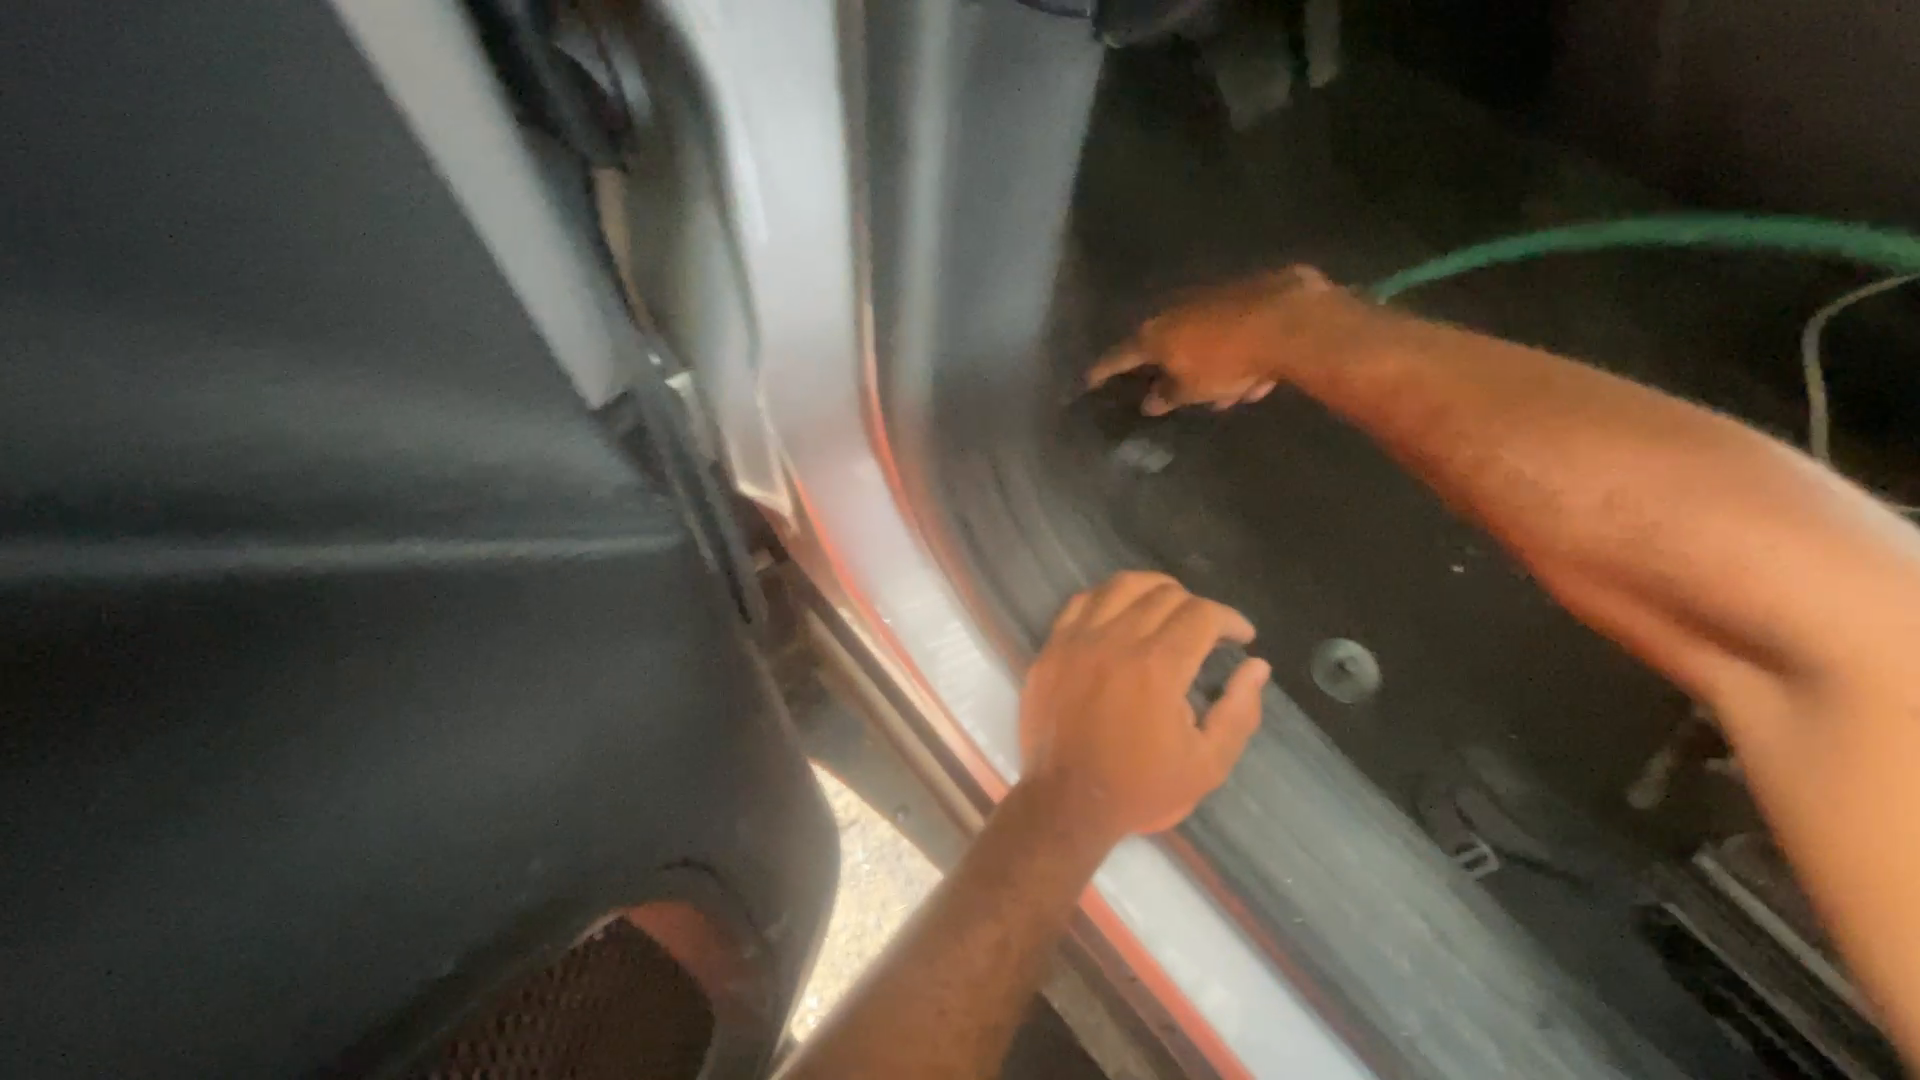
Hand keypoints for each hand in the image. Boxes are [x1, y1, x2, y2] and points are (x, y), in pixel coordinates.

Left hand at [1019, 571, 1270, 842]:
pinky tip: (1121, 614)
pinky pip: (1081, 602)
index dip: (1230, 619)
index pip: (1202, 614)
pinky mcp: (1051, 649)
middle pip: (1164, 594)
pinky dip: (1108, 598)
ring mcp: (1077, 641)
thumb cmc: (1140, 788)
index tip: (1241, 636)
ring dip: (1154, 589)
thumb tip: (1256, 665)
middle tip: (1209, 631)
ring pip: (1120, 586)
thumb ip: (1239, 712)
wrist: (1066, 805)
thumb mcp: (1207, 764)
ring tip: (1169, 609)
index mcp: (1157, 668)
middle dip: (1197, 605)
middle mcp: (1115, 641)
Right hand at [1087, 265, 1363, 414]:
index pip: (1118, 356)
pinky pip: (1233, 331)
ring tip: (1235, 391)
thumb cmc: (1227, 361)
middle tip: (1178, 392)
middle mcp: (1175, 310)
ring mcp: (1210, 297)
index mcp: (1154, 335)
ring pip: (1202, 339)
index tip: (1089, 381)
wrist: (1288, 319)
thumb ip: (1168, 395)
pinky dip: (1239, 352)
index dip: (1102, 371)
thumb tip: (1151, 400)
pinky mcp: (1245, 293)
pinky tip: (1260, 374)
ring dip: (1212, 365)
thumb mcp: (1193, 390)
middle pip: (1163, 344)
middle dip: (1171, 368)